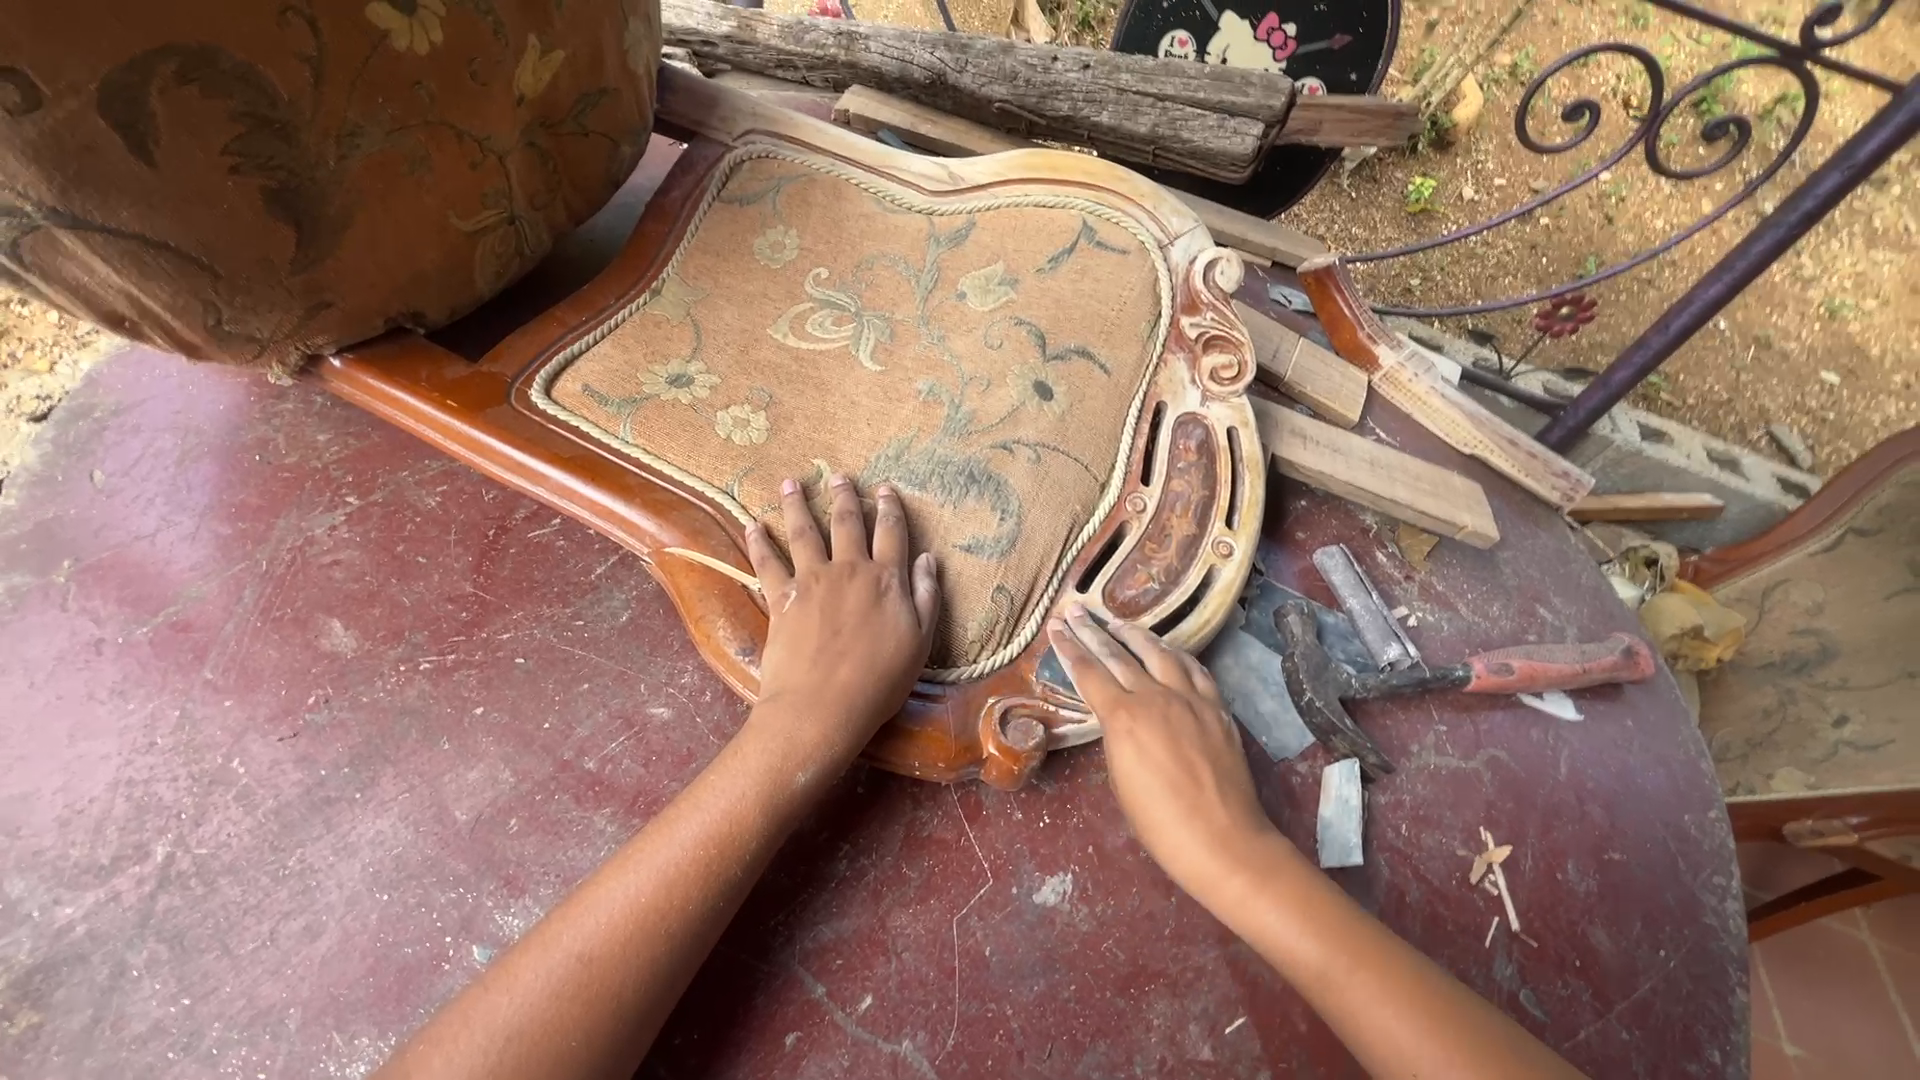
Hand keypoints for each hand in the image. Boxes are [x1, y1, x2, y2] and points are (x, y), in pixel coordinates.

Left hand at [743, 474, 938, 766]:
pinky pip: (767, 562)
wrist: (823, 706)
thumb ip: (926, 595)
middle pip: (847, 522)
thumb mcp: (920, 641)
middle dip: (844, 496)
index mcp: (886, 579)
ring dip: (797, 504)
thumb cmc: (880, 680)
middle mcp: (849, 569)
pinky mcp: (781, 598)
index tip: (886, 489)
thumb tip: (929, 558)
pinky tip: (754, 525)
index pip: (891, 532)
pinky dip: (760, 542)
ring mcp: (812, 580)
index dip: (890, 508)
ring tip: (792, 482)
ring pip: (804, 531)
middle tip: (839, 476)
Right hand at [1046, 604, 1277, 891]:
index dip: (1069, 648)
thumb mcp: (1119, 777)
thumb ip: (1115, 735)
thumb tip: (1116, 715)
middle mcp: (1154, 696)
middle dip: (1093, 630)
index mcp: (1123, 717)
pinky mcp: (1216, 707)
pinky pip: (1194, 669)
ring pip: (1159, 652)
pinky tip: (1169, 650)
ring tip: (1118, 622)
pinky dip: (1177, 654)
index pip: (1088, 672)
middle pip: (1118, 654)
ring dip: (1135, 634)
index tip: (1055, 627)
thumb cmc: (1159, 822)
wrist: (1221, 839)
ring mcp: (1189, 698)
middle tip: (1076, 611)